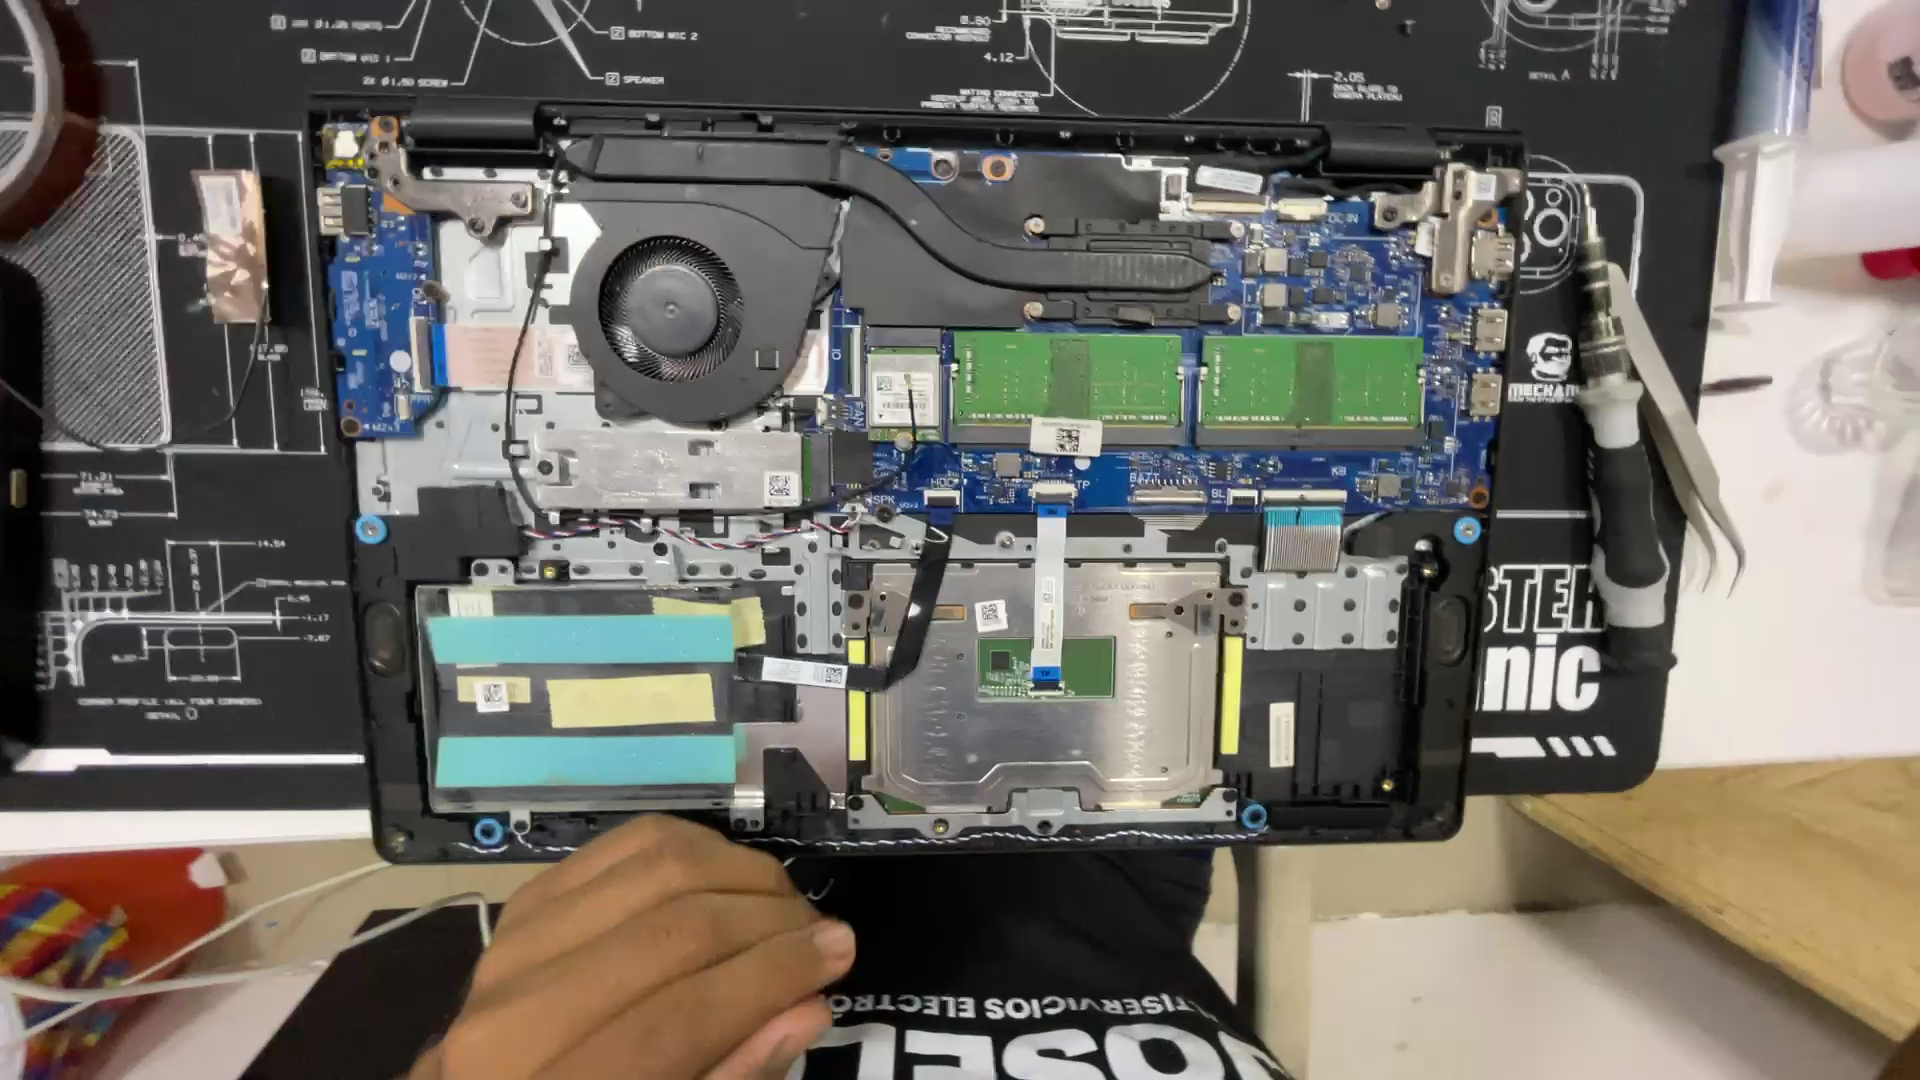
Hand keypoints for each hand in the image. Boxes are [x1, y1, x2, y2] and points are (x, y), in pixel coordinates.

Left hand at [410, 816, 853, 1079]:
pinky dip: (702, 846)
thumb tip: (811, 1005)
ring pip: (662, 868)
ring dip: (746, 874)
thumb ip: (732, 1075)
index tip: (839, 952)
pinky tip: (733, 874)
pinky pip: (635, 841)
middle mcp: (511, 1016)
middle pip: (675, 932)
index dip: (770, 980)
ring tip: (785, 903)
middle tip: (823, 930)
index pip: (675, 1022)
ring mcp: (515, 943)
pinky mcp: (531, 897)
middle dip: (771, 922)